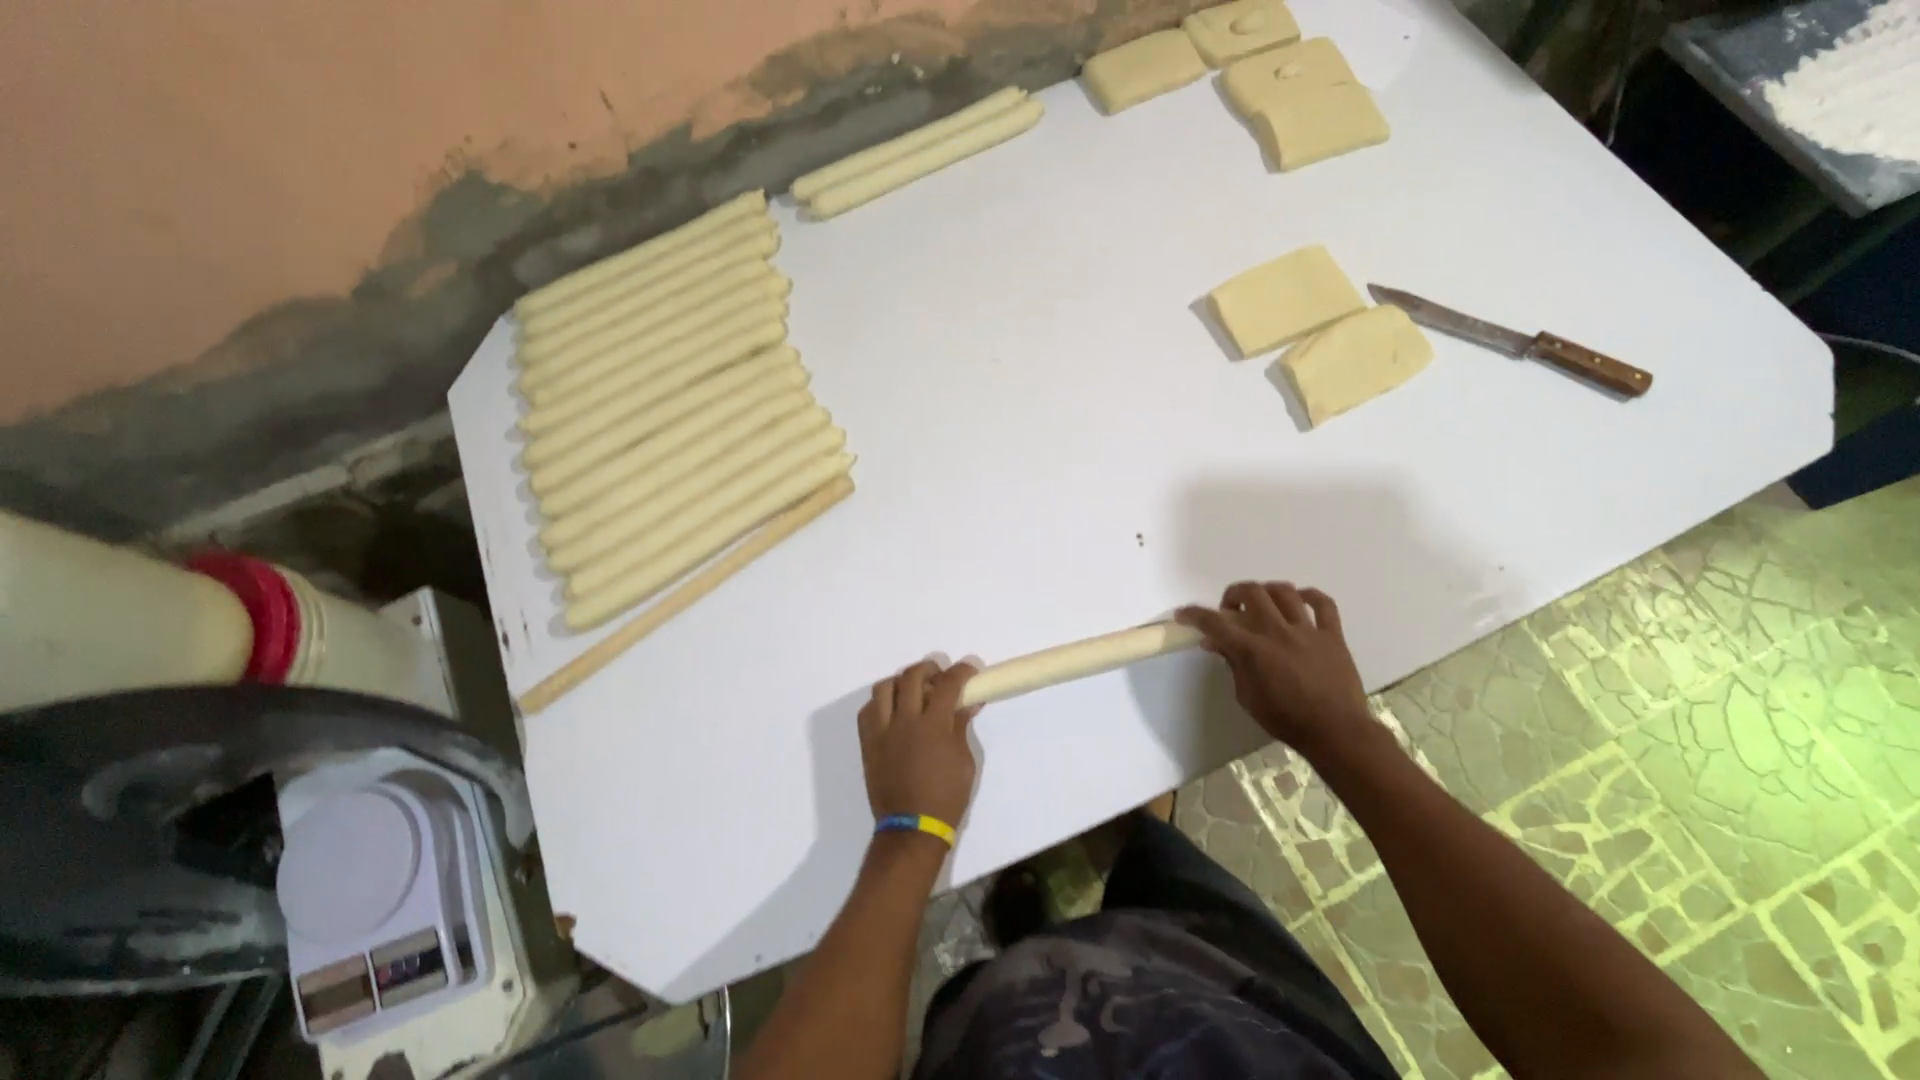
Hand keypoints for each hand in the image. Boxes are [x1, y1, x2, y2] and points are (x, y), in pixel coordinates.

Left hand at [857, 659, 981, 826]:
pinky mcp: (868, 742)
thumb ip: (961, 726)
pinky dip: (882, 702)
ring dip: (902, 682)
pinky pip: (868, 710)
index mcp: (934, 726)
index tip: (969, 670)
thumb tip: (967, 703)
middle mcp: (905, 721)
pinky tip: (894, 711)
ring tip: (913, 690)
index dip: (961, 671)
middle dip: (930, 669)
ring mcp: (882, 730)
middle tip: (940, 676)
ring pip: (885, 687)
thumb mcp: (964, 761)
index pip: (948, 684)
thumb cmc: (946, 797)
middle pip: (913, 677)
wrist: (912, 827)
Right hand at [1177, 582, 1374, 758]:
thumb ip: (1233, 665)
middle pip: (1252, 593)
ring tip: (1262, 603)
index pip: (1216, 623)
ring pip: (1284, 592)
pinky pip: (1323, 604)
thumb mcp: (1248, 698)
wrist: (1335, 731)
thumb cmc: (1286, 720)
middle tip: (1231, 610)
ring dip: (1266, 591)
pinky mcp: (1332, 635)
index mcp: (1253, 651)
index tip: (1183, 614)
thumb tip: (1216, 644)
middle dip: (1233, 595)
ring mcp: (1307, 630)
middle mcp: (1278, 632)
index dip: (1195, 615)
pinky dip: (1310, 596)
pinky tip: (1300, 600)